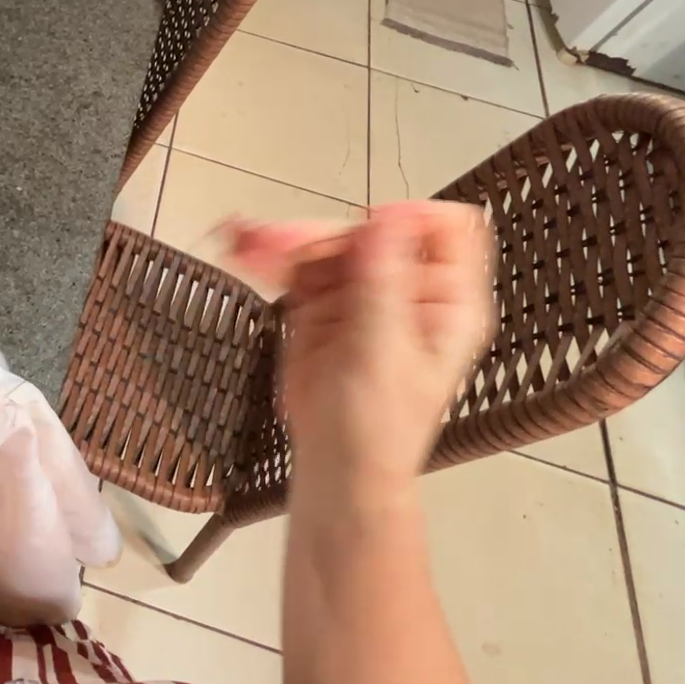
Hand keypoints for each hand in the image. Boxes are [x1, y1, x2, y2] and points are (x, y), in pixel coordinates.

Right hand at [226, 202, 494, 503]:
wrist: (336, 464)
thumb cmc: (377, 424)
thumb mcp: (384, 352)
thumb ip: (383, 284)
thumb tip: (387, 221)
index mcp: (444, 300)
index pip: (444, 230)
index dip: (406, 219)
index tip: (362, 229)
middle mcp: (405, 289)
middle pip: (365, 236)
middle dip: (316, 234)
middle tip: (271, 240)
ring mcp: (360, 294)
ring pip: (324, 247)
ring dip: (281, 240)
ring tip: (240, 238)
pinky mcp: (321, 304)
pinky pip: (295, 268)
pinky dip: (268, 257)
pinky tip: (242, 248)